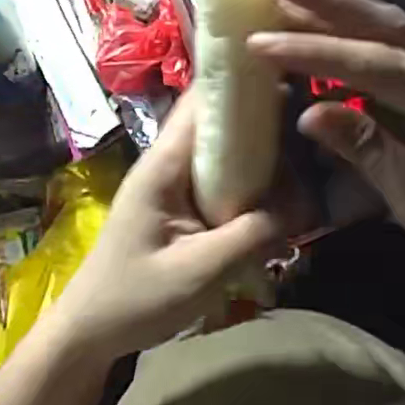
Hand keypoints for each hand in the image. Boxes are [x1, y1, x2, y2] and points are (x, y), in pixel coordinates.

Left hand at [40, 91, 291, 362]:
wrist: (91, 330)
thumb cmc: (136, 299)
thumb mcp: (200, 272)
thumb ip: (253, 234)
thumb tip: (303, 202)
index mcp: (163, 164)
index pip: (201, 102)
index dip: (241, 82)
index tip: (290, 75)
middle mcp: (167, 163)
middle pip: (217, 122)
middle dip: (261, 119)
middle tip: (313, 123)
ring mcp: (172, 183)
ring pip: (222, 152)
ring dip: (258, 153)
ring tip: (307, 154)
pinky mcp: (179, 205)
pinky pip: (219, 180)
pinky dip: (248, 182)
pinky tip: (279, 195)